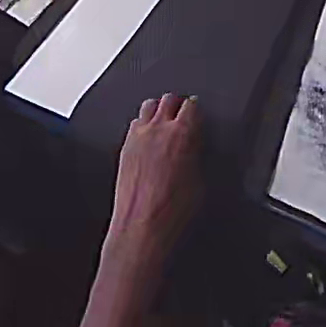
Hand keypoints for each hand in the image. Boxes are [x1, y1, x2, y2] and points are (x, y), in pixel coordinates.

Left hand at [105, 93, 201, 271]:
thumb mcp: (200, 181)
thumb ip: (196, 155)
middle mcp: (158, 129)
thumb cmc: (172, 211)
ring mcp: (139, 136)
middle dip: (177, 103)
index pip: (191, 105)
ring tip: (164, 120)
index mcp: (182, 134)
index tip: (198, 112)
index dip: (196, 107)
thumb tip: (195, 148)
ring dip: (158, 110)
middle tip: (182, 112)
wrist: (142, 227)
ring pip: (149, 106)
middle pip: (168, 99)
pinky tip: (147, 137)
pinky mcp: (125, 147)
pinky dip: (143, 125)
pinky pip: (135, 124)